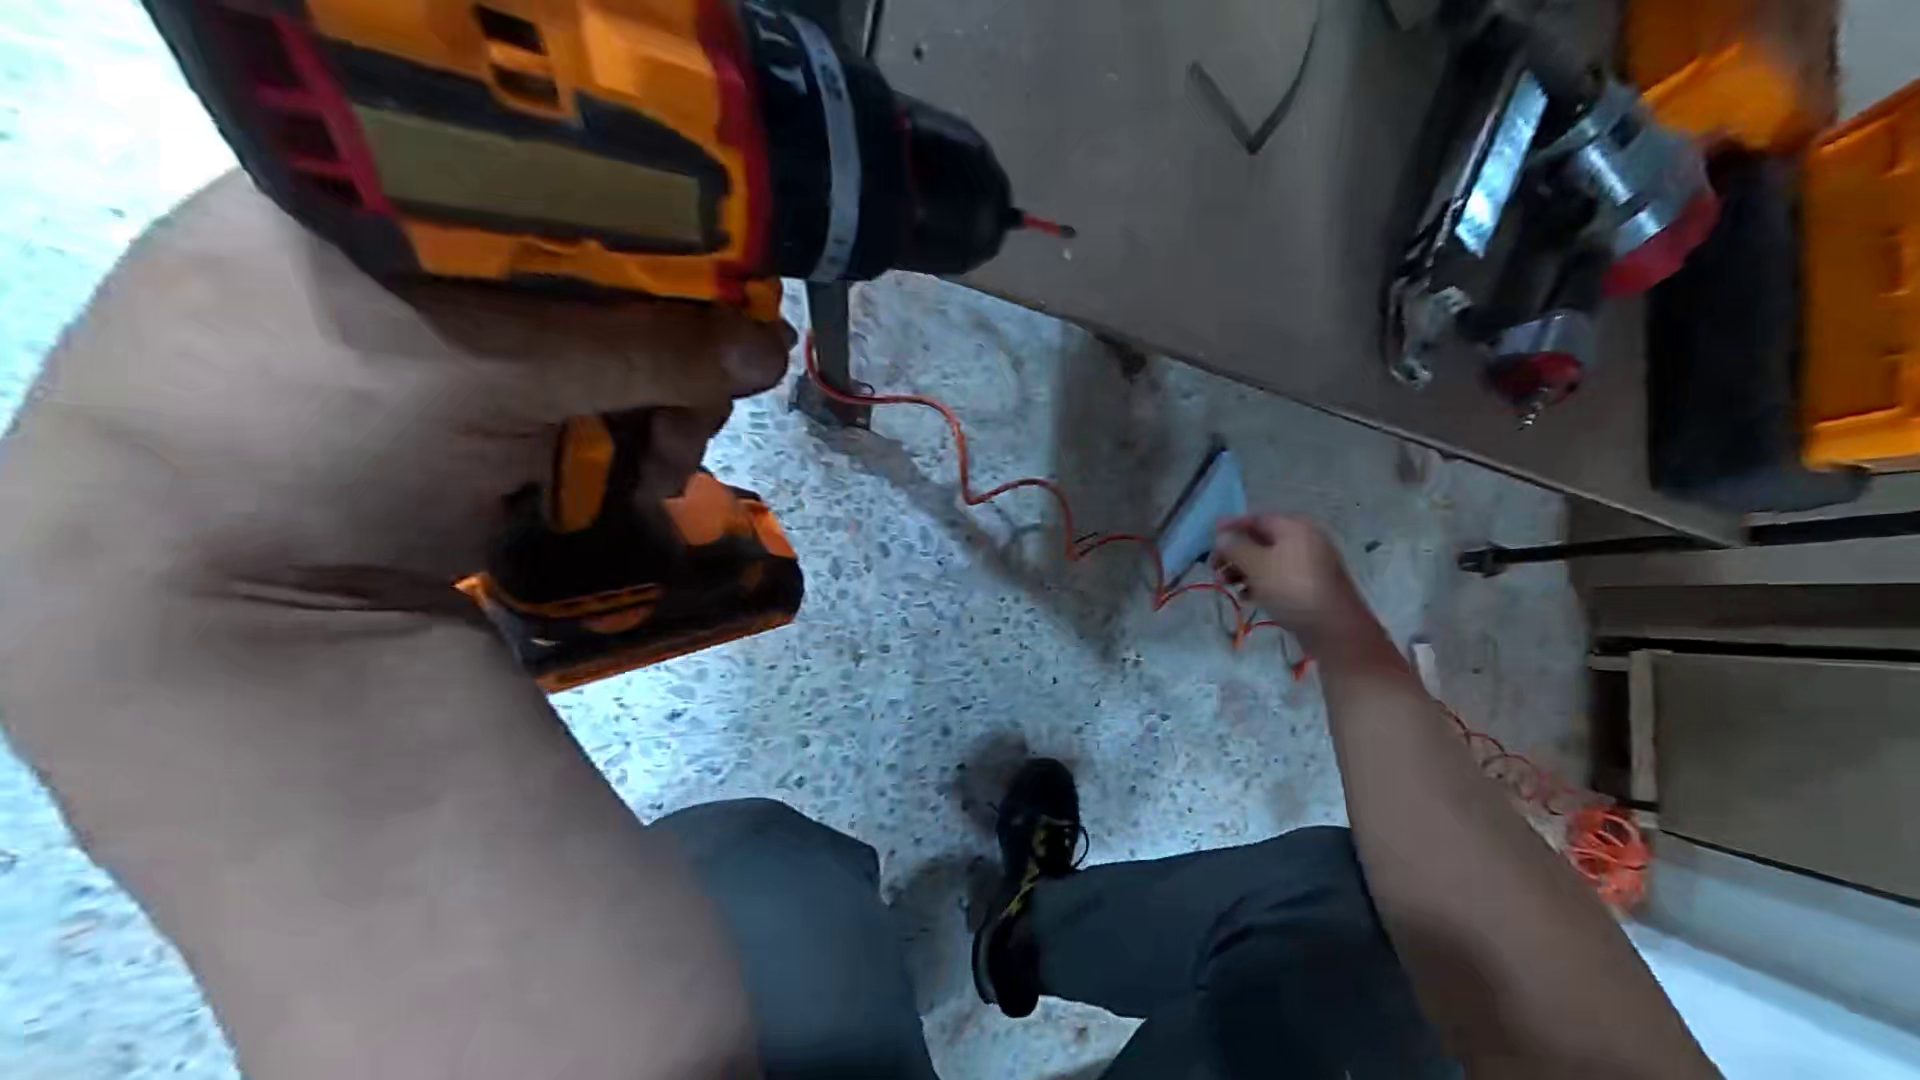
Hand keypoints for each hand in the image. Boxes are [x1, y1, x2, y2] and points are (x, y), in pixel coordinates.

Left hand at [3, 173, 791, 611]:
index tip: (721, 289)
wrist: (230, 601)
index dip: (657, 238)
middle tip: (701, 405)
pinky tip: (654, 474)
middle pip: (606, 285)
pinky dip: (639, 442)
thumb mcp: (489, 370)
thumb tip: (775, 346)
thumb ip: (644, 351)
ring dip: (666, 408)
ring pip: (615, 356)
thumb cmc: (320, 432)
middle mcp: (435, 265)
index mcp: (391, 197)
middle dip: (671, 350)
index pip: (564, 187)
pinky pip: (602, 410)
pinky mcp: (501, 420)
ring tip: (674, 459)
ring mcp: (471, 350)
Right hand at [1213, 515, 1377, 651]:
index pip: (1256, 519)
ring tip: (1227, 584)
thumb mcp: (1256, 564)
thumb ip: (1235, 546)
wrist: (1332, 627)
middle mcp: (1304, 539)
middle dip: (1235, 553)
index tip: (1211, 539)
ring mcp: (1310, 563)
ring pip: (1268, 560)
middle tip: (1215, 567)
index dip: (1231, 527)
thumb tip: (1222, 536)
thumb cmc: (1290, 588)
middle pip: (1261, 540)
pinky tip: (1248, 597)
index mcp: (1294, 527)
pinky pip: (1280, 576)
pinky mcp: (1311, 584)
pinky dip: (1261, 583)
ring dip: (1244, 570)